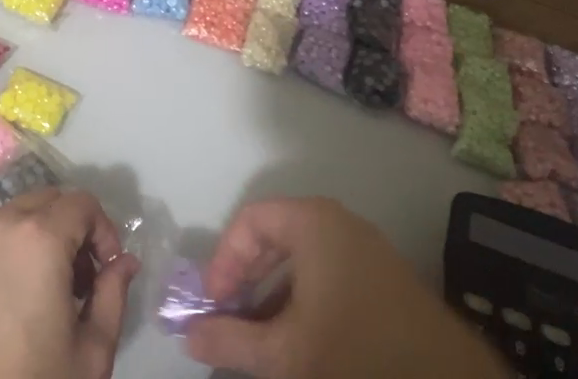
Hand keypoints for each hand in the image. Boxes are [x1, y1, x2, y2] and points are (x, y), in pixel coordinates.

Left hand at [0, 187, 141, 378]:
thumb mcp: (89, 353)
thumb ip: (113, 298)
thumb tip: (124, 263)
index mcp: (38, 237)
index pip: (83, 203)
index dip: (105, 231)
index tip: (108, 272)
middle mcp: (0, 225)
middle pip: (50, 201)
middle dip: (75, 230)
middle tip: (84, 282)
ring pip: (19, 215)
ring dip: (44, 237)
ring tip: (52, 293)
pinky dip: (15, 249)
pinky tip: (18, 300)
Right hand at [186, 197, 503, 378]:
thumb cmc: (357, 355)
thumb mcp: (284, 354)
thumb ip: (230, 341)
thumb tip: (189, 335)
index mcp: (314, 224)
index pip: (251, 221)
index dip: (224, 260)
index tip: (214, 304)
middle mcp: (341, 225)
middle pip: (275, 237)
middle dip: (246, 278)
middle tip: (230, 318)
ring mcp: (369, 252)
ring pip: (303, 260)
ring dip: (273, 295)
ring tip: (260, 338)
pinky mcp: (388, 282)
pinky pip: (330, 275)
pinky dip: (304, 301)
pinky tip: (300, 342)